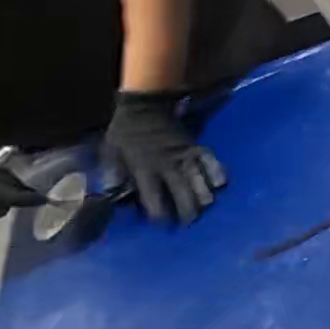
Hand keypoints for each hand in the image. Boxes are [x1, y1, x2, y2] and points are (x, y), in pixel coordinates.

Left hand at [105, 91, 225, 223]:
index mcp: (143, 168)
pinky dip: (217, 173)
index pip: (154, 197)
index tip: (161, 223)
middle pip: (182, 193)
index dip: (159, 214)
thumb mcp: (109, 151)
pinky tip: (220, 185)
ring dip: (203, 197)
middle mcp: (167, 165)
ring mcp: (184, 156)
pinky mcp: (195, 147)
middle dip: (186, 211)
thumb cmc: (125, 131)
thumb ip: (112, 173)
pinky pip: (210, 162)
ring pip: (198, 180)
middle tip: (188, 222)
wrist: (145, 106)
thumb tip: (112, 194)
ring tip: (205, 208)